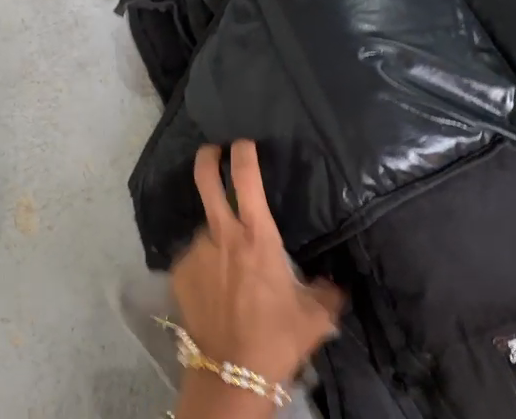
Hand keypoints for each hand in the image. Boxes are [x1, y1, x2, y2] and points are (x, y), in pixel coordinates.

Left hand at [171, 140, 344, 394]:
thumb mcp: (315, 315)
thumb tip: (336, 283)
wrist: (232, 373)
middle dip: (208, 157)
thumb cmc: (277, 337)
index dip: (243, 152)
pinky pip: (196, 261)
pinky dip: (207, 268)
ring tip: (232, 272)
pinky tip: (217, 292)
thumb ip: (327, 291)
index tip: (243, 141)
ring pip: (207, 231)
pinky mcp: (179, 273)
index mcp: (256, 235)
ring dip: (218, 240)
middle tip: (213, 150)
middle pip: (206, 179)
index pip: (246, 178)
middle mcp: (221, 234)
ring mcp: (196, 252)